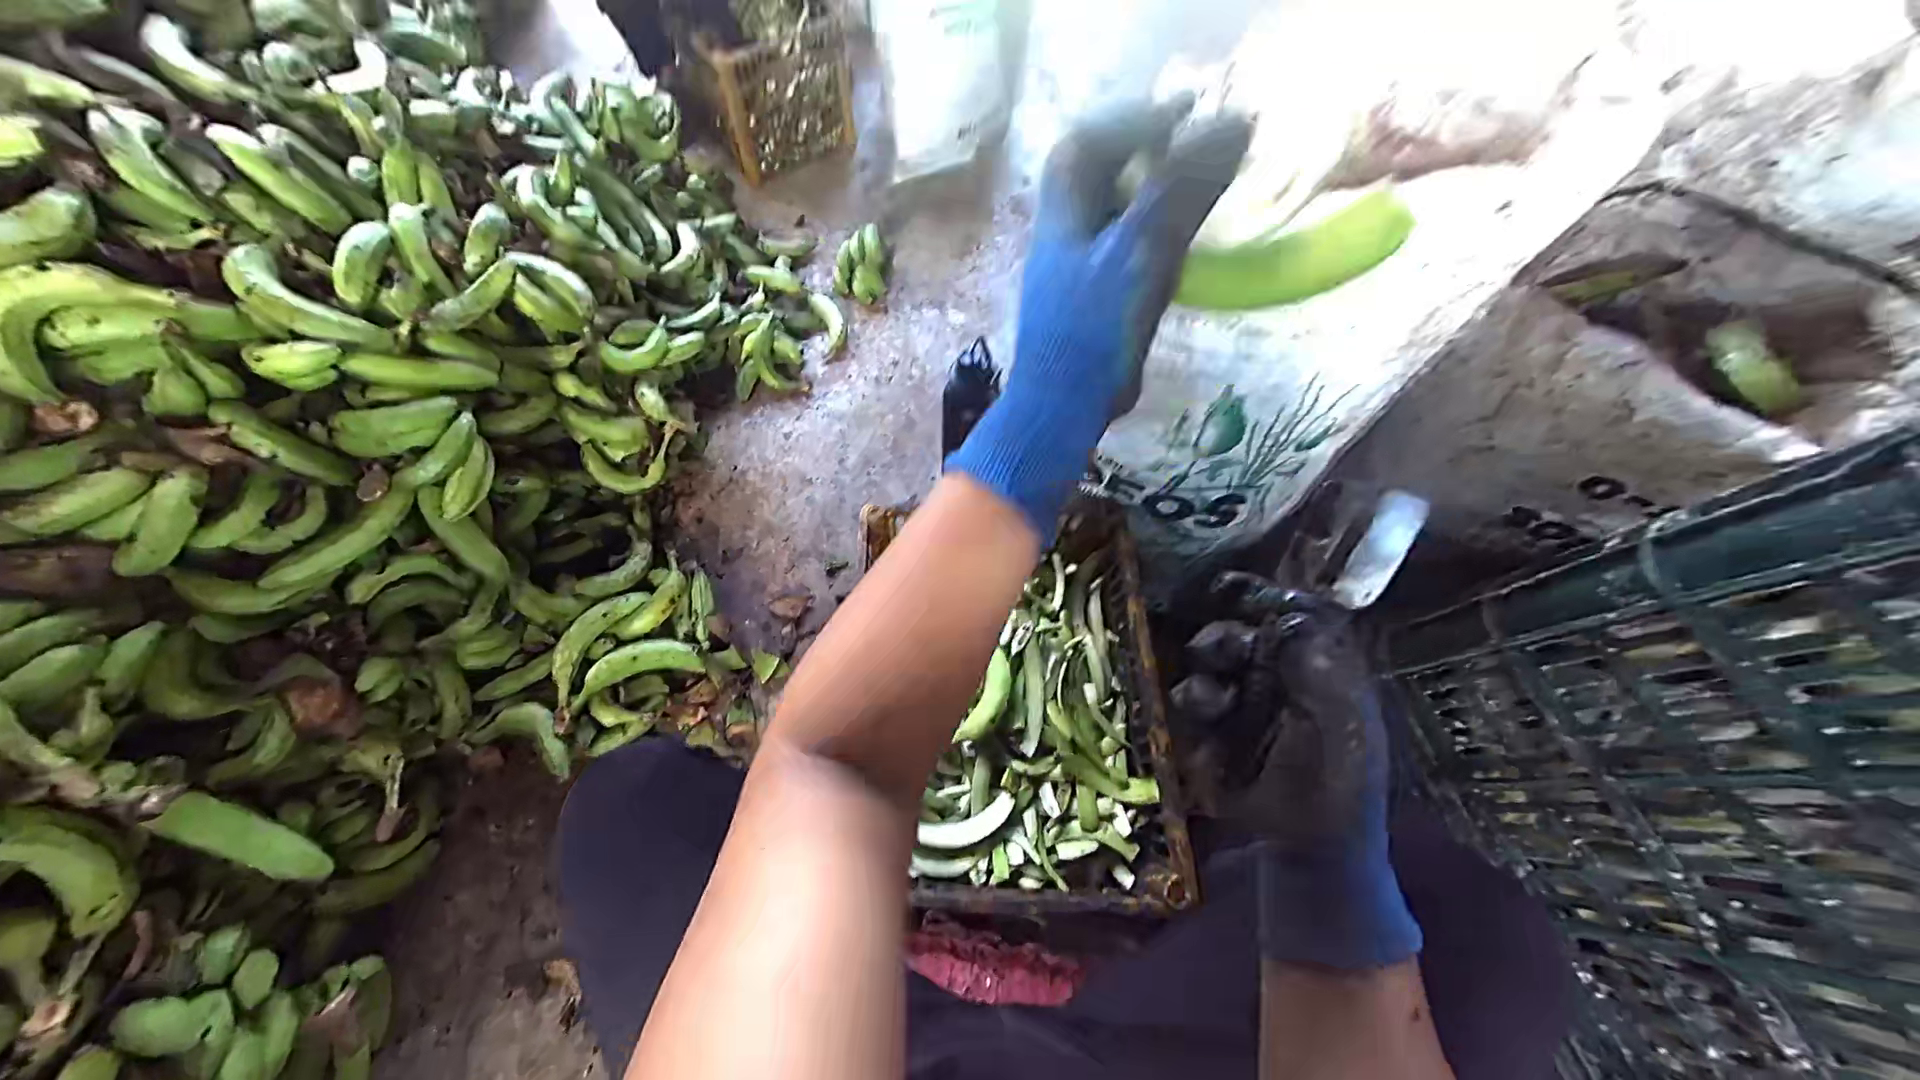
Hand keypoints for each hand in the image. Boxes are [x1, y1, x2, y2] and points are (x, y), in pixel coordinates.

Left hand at [947, 101, 1250, 537]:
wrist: (1062, 407)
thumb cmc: (1093, 330)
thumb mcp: (1138, 252)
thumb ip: (1180, 188)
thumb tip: (1231, 125)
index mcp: (1063, 217)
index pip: (1086, 146)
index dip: (1132, 121)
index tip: (1185, 116)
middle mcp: (1061, 240)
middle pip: (1097, 180)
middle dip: (1143, 158)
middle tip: (1197, 152)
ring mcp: (1071, 277)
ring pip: (1110, 221)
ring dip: (1150, 200)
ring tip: (1197, 194)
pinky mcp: (1087, 309)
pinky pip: (1119, 259)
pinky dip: (1149, 243)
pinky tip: (1177, 254)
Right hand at [1184, 576, 1421, 969]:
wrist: (1304, 849)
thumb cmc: (1337, 786)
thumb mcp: (1340, 723)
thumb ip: (1316, 666)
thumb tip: (1288, 614)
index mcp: (1312, 666)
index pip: (1284, 615)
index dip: (1259, 596)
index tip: (1229, 586)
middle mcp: (1272, 675)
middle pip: (1236, 632)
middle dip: (1222, 635)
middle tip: (1213, 649)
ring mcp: (1237, 700)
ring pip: (1206, 660)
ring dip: (1204, 669)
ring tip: (1209, 696)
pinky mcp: (1206, 727)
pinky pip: (1188, 696)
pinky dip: (1191, 698)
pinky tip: (1203, 714)